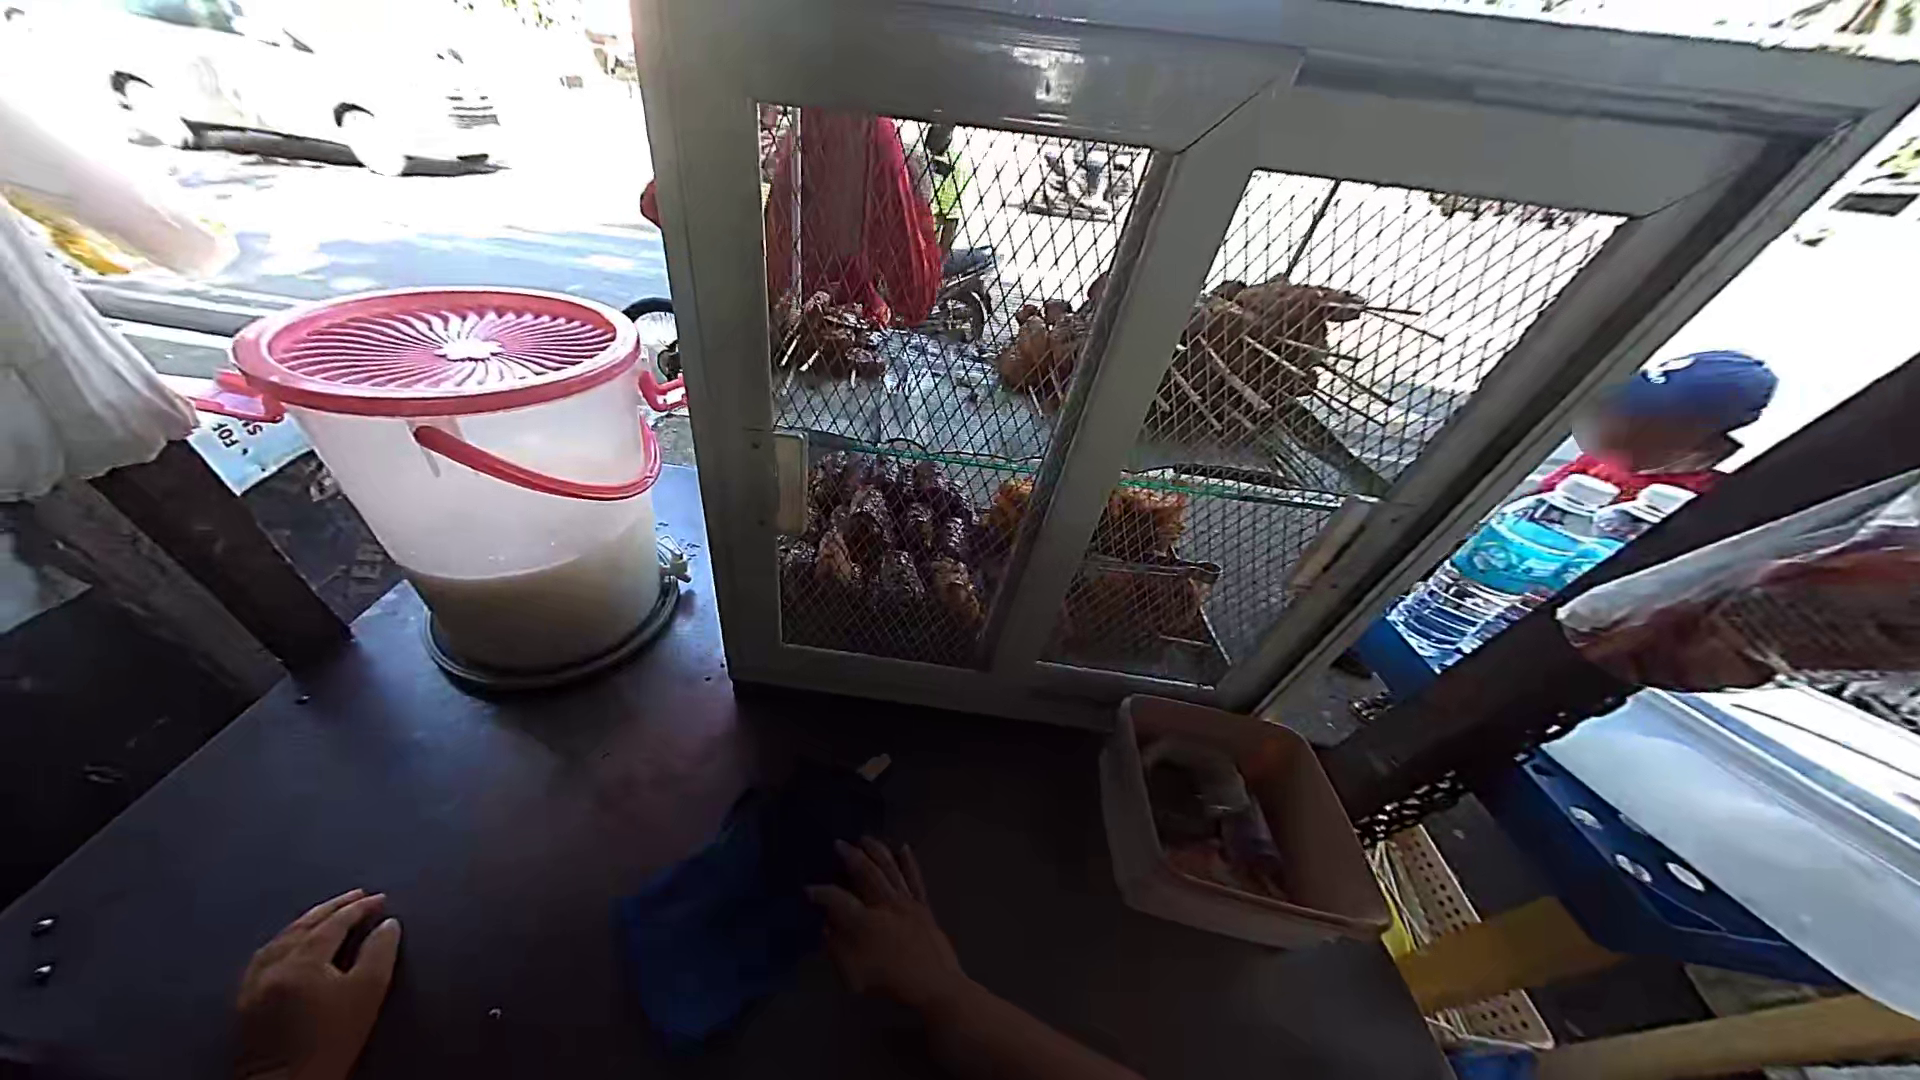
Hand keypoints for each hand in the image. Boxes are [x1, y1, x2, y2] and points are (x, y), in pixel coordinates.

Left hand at [234, 889, 401, 1079]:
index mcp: (301, 964)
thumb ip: (380, 949)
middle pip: (301, 929)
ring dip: (305, 923)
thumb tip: (386, 924)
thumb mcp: (370, 988)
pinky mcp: (244, 1006)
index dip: (360, 908)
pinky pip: (263, 960)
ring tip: (327, 914)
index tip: (382, 898)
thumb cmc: (334, 1034)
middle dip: (331, 909)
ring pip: (278, 943)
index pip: (333, 924)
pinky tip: (292, 943)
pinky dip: (284, 942)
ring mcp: (251, 989)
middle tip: (357, 895)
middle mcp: (271, 970)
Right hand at [807, 838, 969, 1012]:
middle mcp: (885, 904)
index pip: (838, 900)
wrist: (935, 984)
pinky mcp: (923, 905)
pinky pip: (914, 877)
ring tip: (865, 838)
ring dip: (876, 850)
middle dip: (850, 856)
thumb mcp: (854, 977)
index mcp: (866, 922)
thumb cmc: (891, 983)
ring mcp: (906, 901)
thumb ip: (837, 949)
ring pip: (889, 868)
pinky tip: (904, 847)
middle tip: (839, 844)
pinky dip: (909, 861)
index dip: (821, 894)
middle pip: (866, 873)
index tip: (808, 889)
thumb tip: (827, 927)